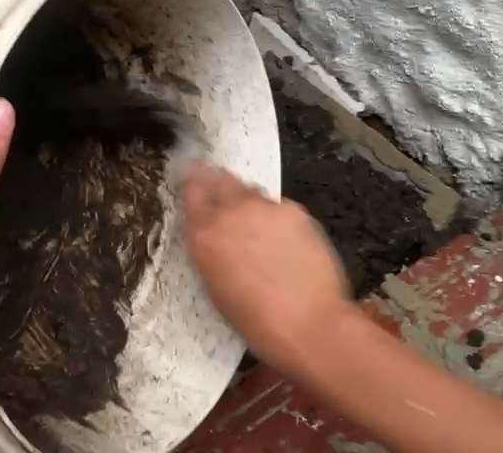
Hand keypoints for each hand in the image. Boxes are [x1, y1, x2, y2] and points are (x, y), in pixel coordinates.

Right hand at [182, 163, 351, 365]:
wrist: (310, 326)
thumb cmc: (258, 321)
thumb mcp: (216, 286)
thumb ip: (209, 249)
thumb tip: (212, 233)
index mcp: (204, 235)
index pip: (191, 187)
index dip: (193, 179)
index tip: (195, 176)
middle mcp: (229, 212)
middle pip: (220, 178)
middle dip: (220, 182)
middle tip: (228, 198)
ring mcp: (263, 207)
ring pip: (251, 191)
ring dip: (251, 202)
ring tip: (261, 227)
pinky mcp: (293, 209)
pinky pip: (280, 206)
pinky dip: (279, 217)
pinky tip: (288, 240)